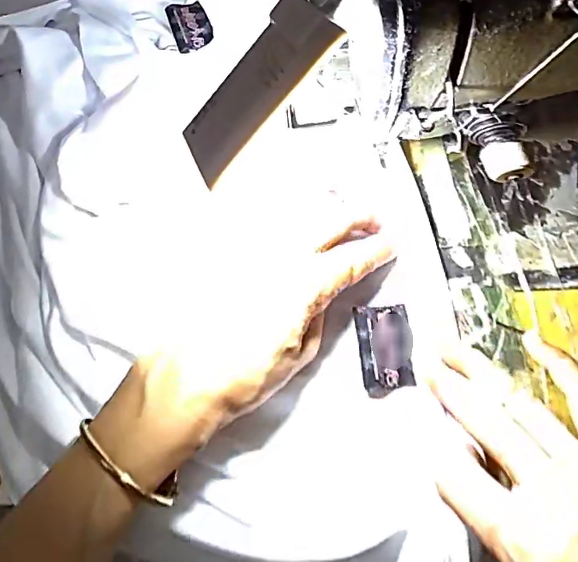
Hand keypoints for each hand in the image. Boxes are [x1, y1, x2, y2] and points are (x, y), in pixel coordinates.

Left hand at [108, 201, 394, 464]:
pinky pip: (260, 221)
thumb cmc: (243, 373)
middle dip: (353, 217)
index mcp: (303, 284)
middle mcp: (277, 257)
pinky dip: (282, 213)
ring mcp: (249, 249)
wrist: (189, 372)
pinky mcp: (227, 250)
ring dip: (319, 208)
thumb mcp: (301, 353)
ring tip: (336, 204)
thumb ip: (320, 315)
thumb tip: (326, 294)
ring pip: (292, 214)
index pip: (348, 261)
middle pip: (324, 222)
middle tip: (371, 218)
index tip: (388, 245)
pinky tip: (290, 212)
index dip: (373, 252)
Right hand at [429, 330, 577, 561]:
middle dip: (445, 390)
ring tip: (452, 348)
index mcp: (529, 536)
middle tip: (423, 364)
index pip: (456, 475)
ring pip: (520, 403)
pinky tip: (534, 343)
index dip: (435, 456)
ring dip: (479, 370)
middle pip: (482, 423)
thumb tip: (470, 494)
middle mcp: (556, 494)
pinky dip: (560, 366)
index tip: (425, 441)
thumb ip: (500, 535)